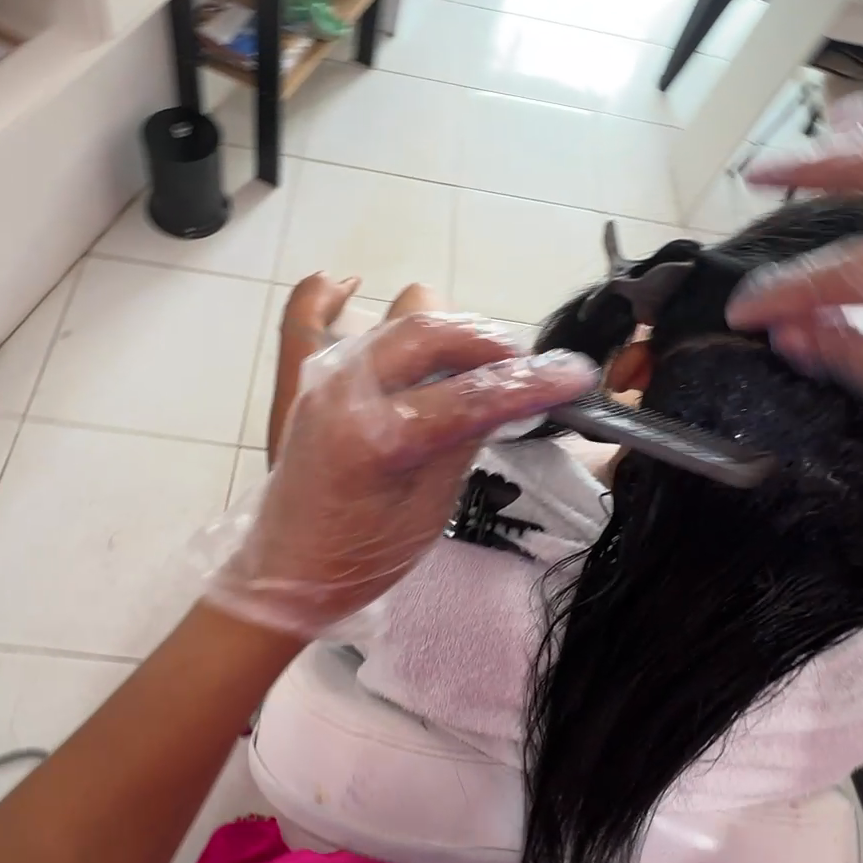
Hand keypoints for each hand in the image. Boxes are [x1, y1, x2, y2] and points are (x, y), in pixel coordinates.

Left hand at [203, 313, 597, 636]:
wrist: (286, 575)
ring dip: (443, 331)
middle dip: (487, 343)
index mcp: (376, 435)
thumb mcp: (430, 509)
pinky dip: (329, 296)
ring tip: (466, 365)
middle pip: (432, 330)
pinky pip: (305, 312)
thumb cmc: (363, 557)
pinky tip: (349, 287)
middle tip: (521, 371)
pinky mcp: (302, 377)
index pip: (470, 394)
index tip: (577, 375)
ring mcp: (319, 375)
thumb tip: (505, 392)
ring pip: (396, 317)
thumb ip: (466, 438)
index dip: (532, 383)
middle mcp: (343, 388)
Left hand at [280, 272, 360, 349]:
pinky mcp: (287, 311)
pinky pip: (298, 311)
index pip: (327, 276)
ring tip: (322, 317)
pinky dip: (305, 315)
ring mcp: (293, 297)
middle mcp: (303, 283)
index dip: (334, 284)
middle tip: (331, 305)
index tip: (339, 294)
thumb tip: (357, 279)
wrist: (303, 324)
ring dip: (312, 304)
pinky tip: (312, 323)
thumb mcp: (343, 294)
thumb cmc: (325, 305)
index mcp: (317, 277)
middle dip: (321, 293)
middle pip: (314, 286)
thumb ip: (350, 285)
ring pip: (305, 298)